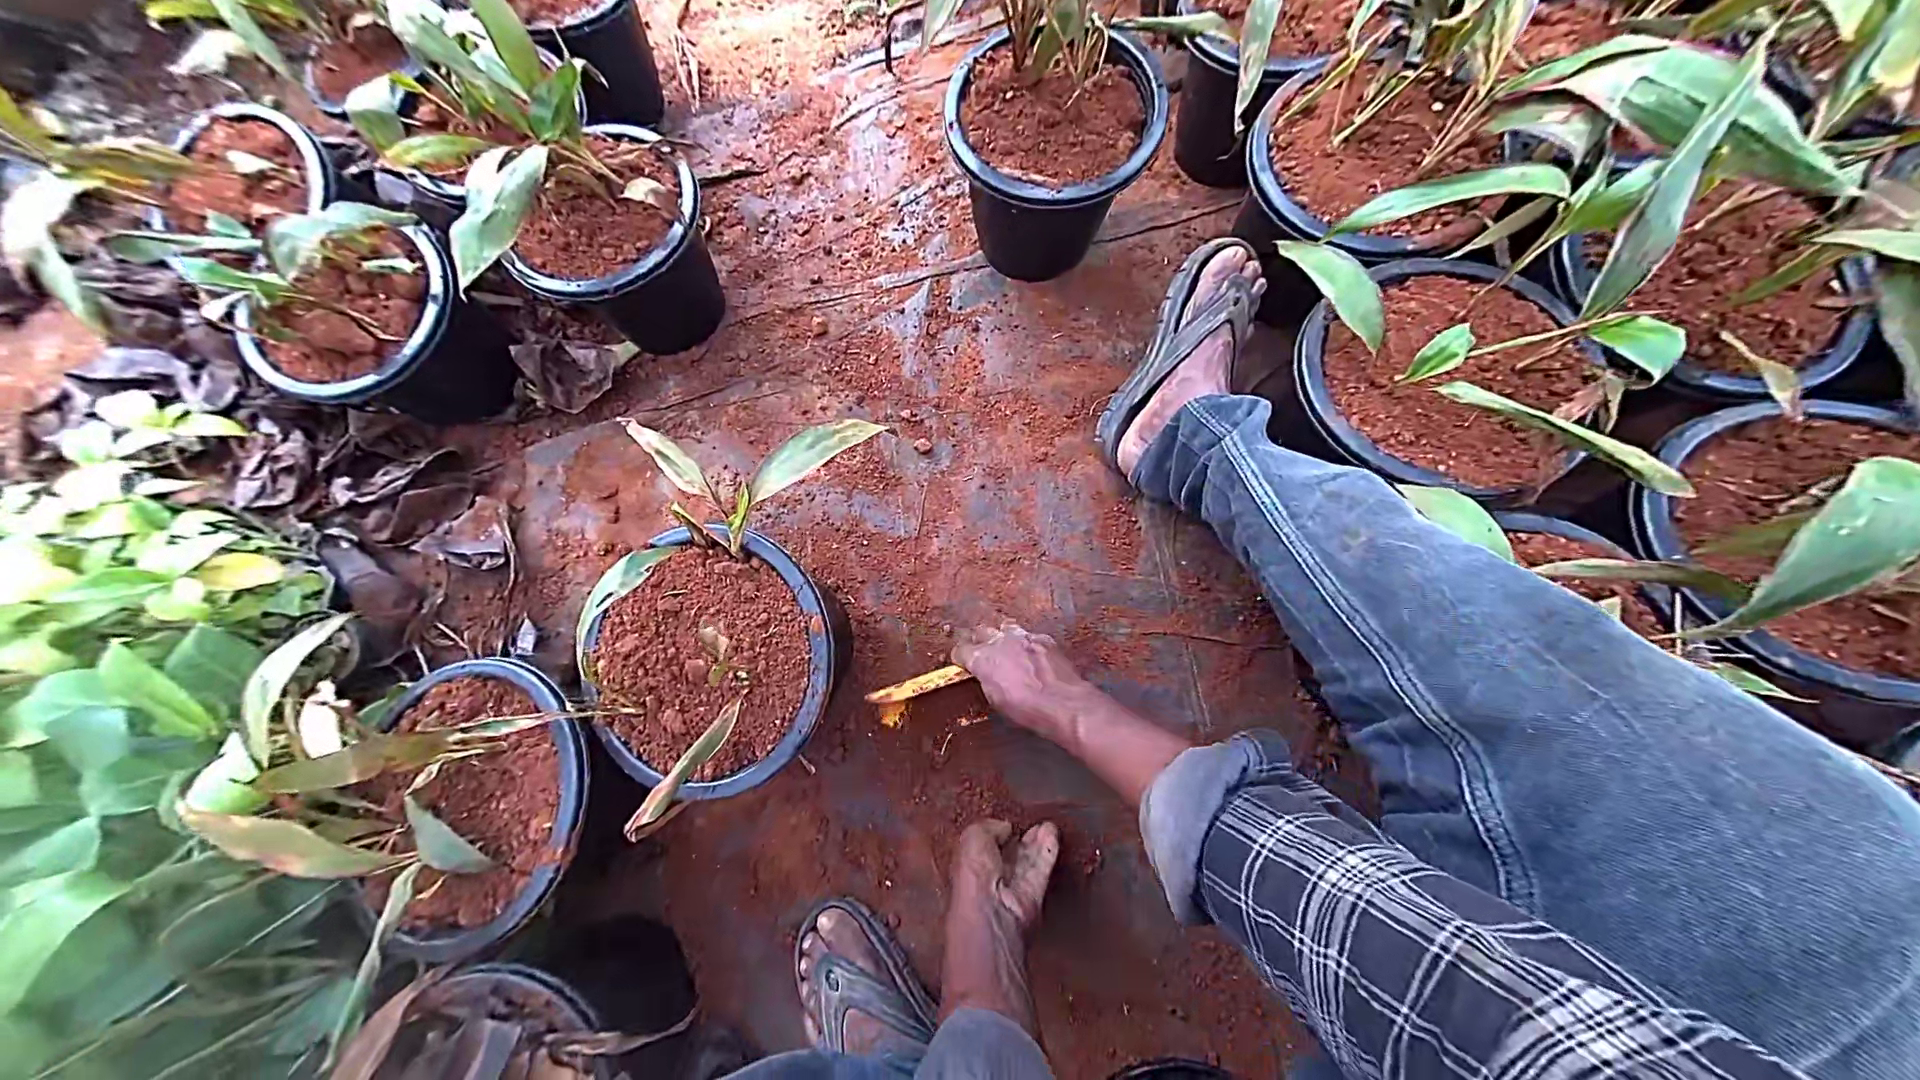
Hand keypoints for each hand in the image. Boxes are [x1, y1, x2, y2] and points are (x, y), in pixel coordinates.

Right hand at [952, 621, 1091, 738]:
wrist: (1061, 702)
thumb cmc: (1027, 707)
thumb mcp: (995, 699)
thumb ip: (985, 679)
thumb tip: (984, 674)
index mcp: (982, 658)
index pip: (961, 649)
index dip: (960, 656)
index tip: (961, 661)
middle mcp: (999, 641)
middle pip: (980, 632)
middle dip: (978, 640)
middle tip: (979, 650)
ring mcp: (1022, 637)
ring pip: (1004, 627)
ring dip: (1001, 636)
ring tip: (1004, 646)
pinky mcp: (1042, 638)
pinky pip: (1028, 636)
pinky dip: (1025, 643)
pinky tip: (1029, 653)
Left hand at [952, 819, 1058, 934]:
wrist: (992, 912)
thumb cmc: (974, 875)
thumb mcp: (972, 836)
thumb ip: (989, 826)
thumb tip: (1006, 828)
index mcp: (969, 865)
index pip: (984, 846)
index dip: (995, 833)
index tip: (1007, 822)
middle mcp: (990, 877)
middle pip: (1008, 854)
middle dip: (1019, 838)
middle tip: (1031, 823)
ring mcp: (1013, 888)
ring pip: (1027, 860)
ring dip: (1037, 842)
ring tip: (1047, 825)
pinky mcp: (1032, 895)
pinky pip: (1041, 869)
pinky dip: (1047, 851)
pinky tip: (1052, 833)